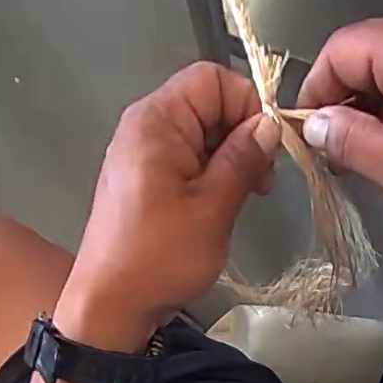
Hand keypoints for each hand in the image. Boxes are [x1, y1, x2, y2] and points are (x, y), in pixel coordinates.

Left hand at [59, 62, 280, 350]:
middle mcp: (144, 126)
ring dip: (229, 160)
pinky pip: (183, 162)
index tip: (271, 149)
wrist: (112, 304)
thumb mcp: (212, 208)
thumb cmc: (161, 256)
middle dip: (242, 135)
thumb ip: (242, 160)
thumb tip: (269, 126)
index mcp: (157, 120)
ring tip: (245, 198)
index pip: (212, 79)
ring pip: (198, 137)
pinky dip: (209, 177)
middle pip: (205, 105)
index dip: (248, 105)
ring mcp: (140, 155)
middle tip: (263, 182)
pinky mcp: (142, 182)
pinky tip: (220, 207)